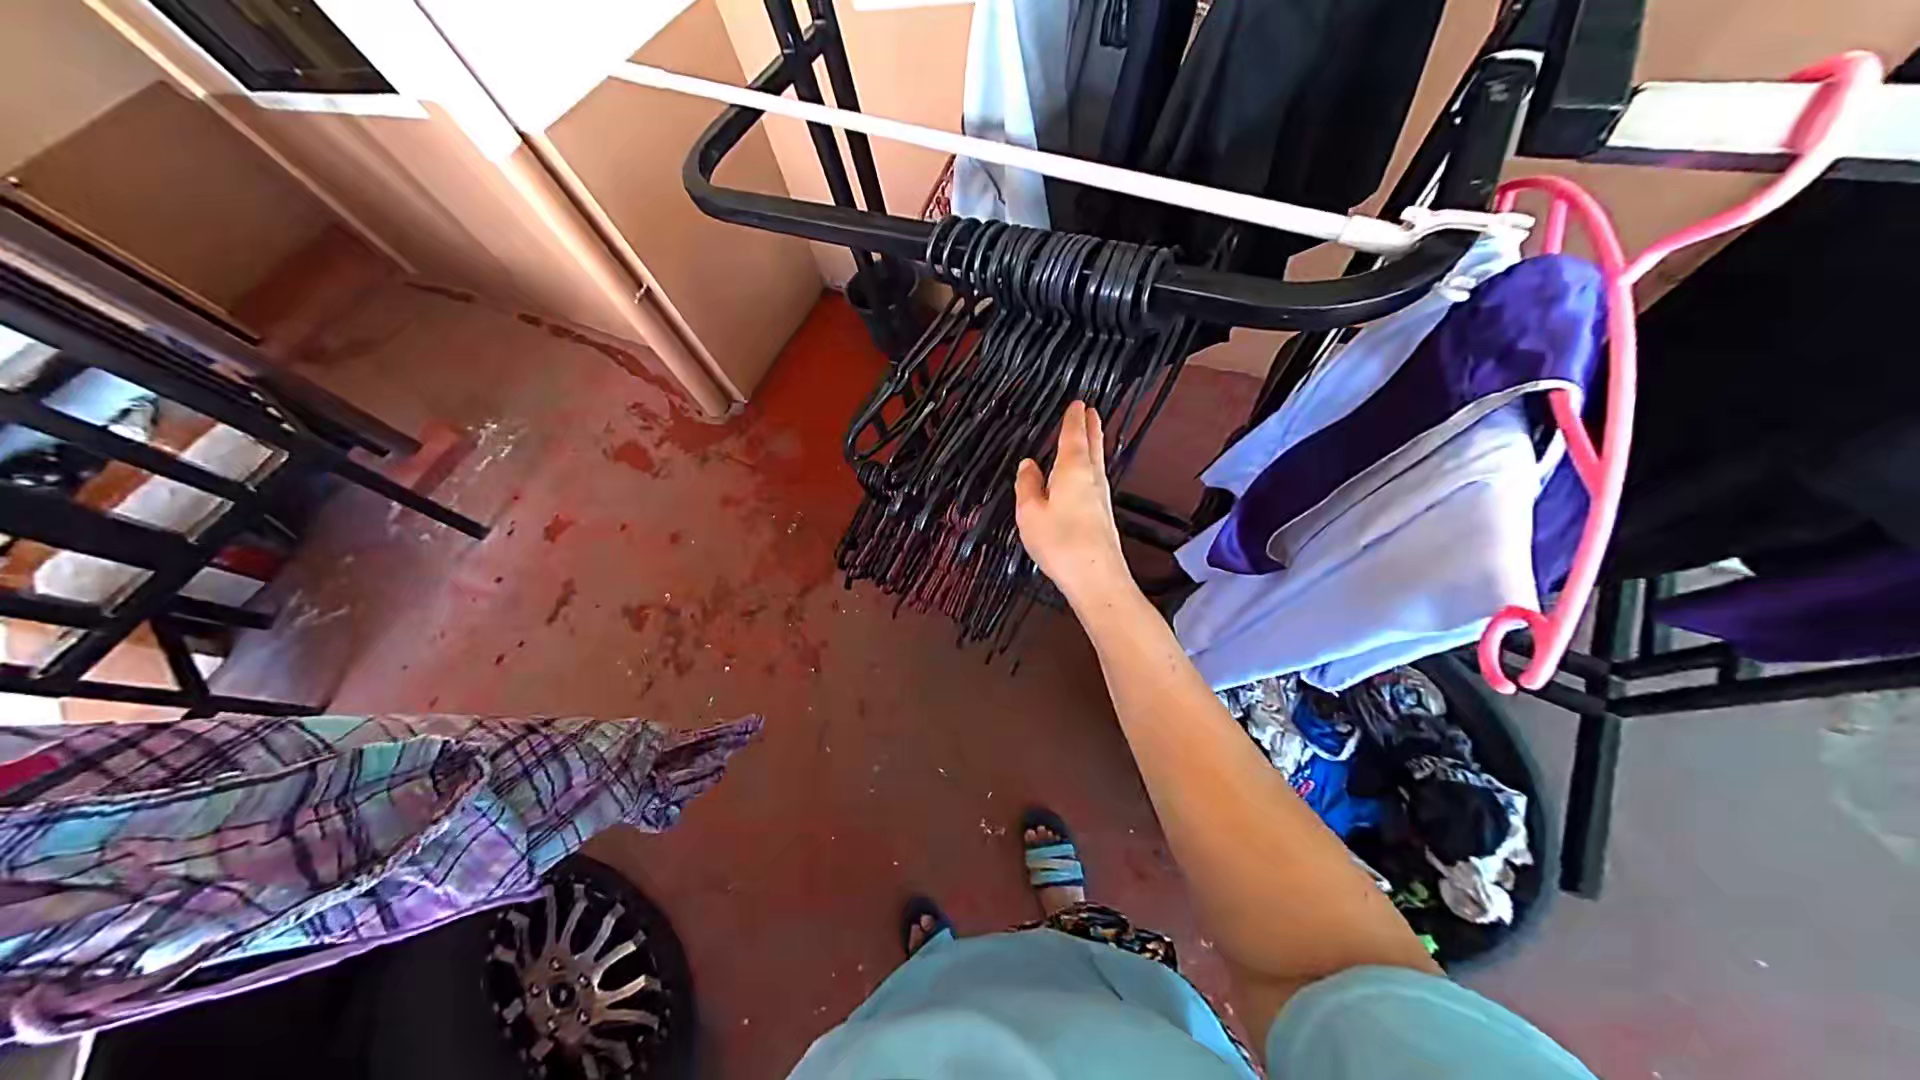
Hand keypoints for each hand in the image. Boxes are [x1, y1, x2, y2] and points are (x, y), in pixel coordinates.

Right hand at [1014, 402, 1132, 608]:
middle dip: (1090, 427)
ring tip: (1091, 436)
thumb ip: (1027, 485)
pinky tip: (1086, 477)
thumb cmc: (1062, 544)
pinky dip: (1091, 469)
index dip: (1073, 419)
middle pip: (1092, 446)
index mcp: (1072, 470)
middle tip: (1091, 412)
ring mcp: (1101, 498)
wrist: (1096, 578)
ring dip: (1093, 445)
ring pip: (1096, 463)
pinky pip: (1096, 481)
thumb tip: (1026, 466)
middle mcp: (1091, 480)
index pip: (1073, 436)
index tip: (1077, 404)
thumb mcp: (1030, 512)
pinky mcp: (1103, 516)